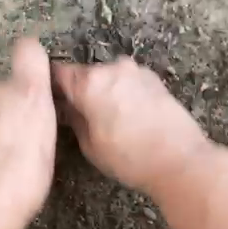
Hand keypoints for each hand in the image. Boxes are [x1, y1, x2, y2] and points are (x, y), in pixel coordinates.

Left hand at [0, 37, 57, 227]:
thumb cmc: (24, 174)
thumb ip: (39, 109)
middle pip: (1, 91)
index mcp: (25, 91)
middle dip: (7, 109)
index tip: (34, 75)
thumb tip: (32, 96)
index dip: (31, 60)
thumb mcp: (47, 138)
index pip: (28, 51)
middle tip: (17, 141)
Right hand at [51, 57, 217, 196]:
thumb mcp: (90, 146)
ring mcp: (136, 71)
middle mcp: (112, 68)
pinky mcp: (154, 80)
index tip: (47, 98)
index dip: (50, 85)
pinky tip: (127, 119)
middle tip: (76, 117)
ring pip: (108, 79)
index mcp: (90, 83)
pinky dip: (122, 95)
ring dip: (103, 93)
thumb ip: (74, 120)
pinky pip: (128, 83)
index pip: (58, 73)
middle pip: (84, 75)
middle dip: (79, 92)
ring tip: (106, 122)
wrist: (180, 160)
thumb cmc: (131, 157)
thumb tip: (67, 108)